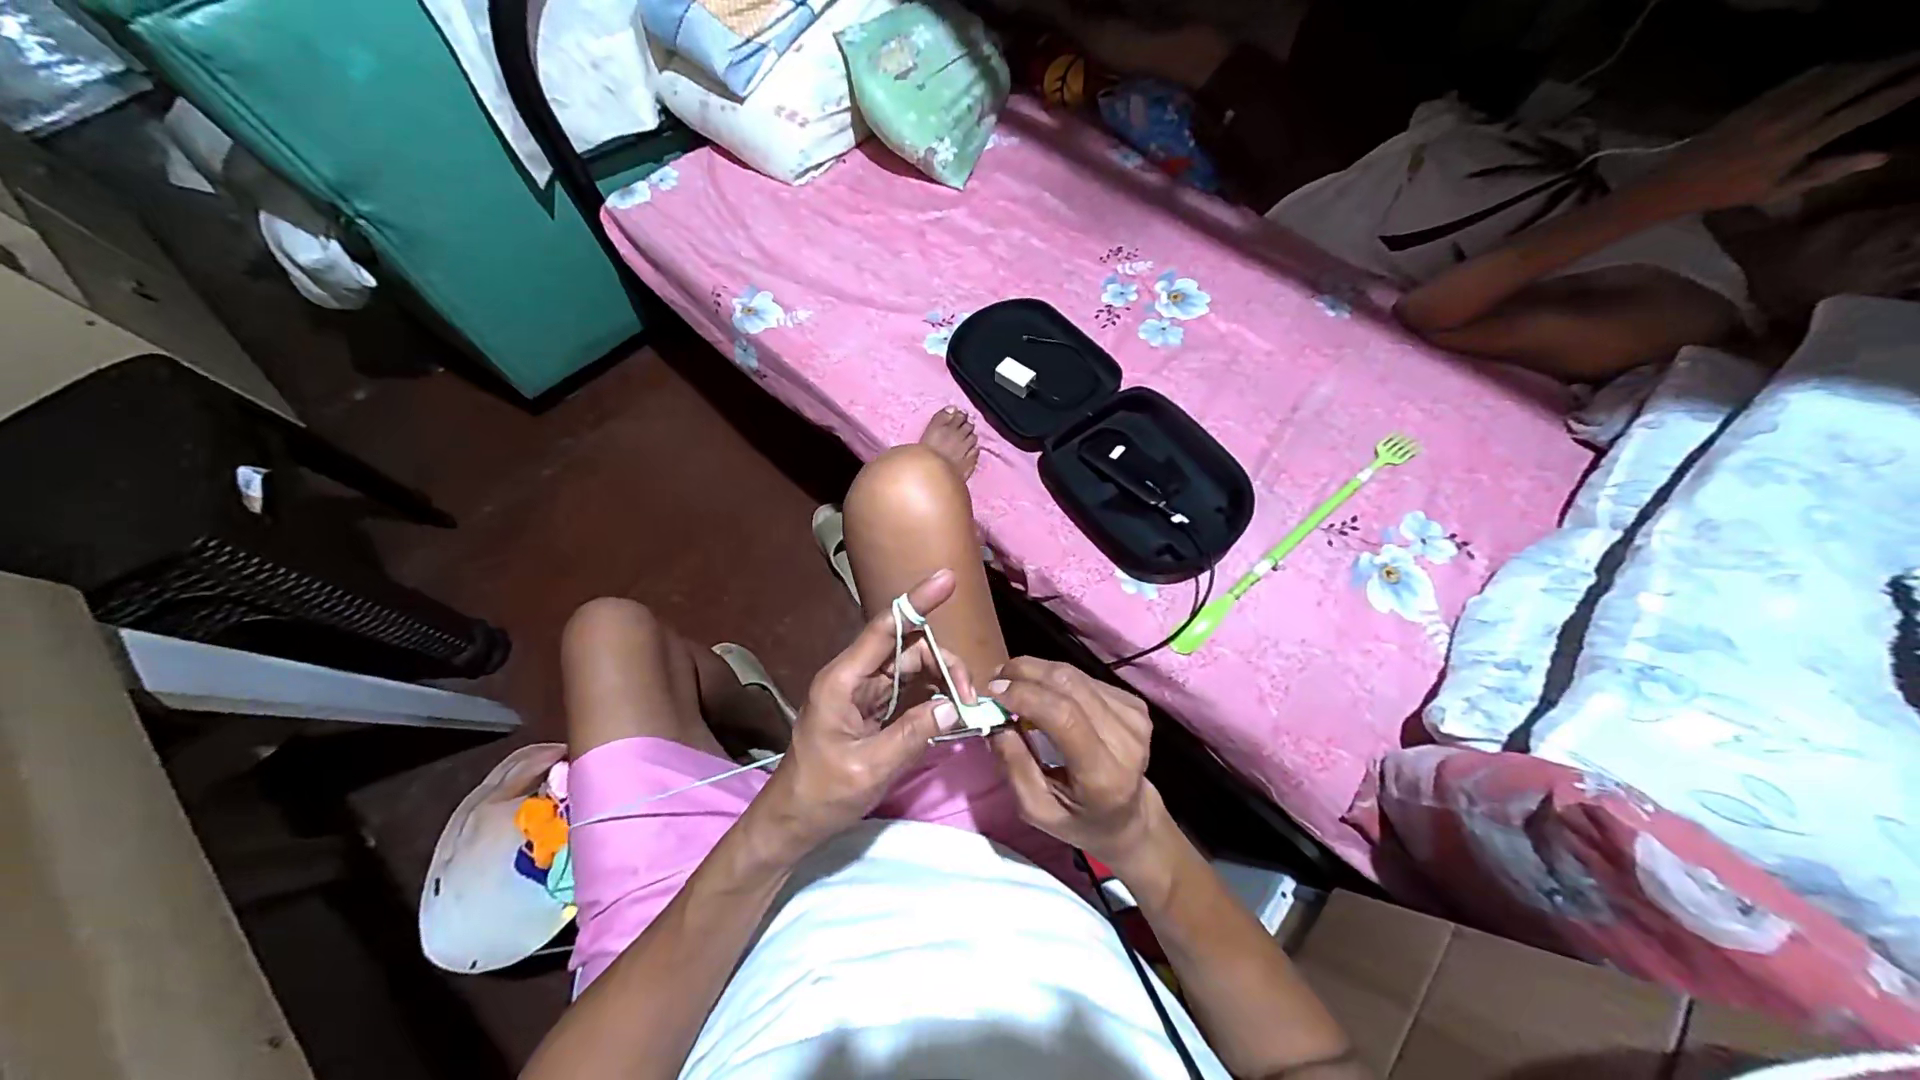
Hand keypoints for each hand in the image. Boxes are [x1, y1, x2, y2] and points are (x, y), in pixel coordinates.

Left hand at [743, 570, 972, 856]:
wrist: (795, 818)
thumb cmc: (823, 792)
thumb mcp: (870, 767)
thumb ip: (912, 734)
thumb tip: (953, 708)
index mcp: (842, 680)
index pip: (883, 628)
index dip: (916, 602)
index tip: (945, 578)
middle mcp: (854, 677)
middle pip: (907, 648)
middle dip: (943, 662)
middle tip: (969, 696)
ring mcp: (864, 691)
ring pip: (912, 666)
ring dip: (942, 678)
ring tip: (965, 704)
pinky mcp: (873, 707)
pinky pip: (909, 688)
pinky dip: (933, 694)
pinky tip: (951, 708)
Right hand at [987, 658, 1165, 869]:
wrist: (1128, 817)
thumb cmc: (1077, 819)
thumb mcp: (1036, 809)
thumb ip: (1013, 765)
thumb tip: (995, 721)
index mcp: (1103, 774)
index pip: (1064, 716)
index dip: (1026, 695)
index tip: (992, 691)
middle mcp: (1125, 739)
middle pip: (1069, 685)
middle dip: (1025, 673)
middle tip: (994, 680)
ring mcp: (1134, 718)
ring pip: (1075, 675)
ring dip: (1037, 671)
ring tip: (1012, 682)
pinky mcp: (1135, 704)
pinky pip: (1085, 678)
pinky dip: (1055, 680)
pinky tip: (1042, 692)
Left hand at [1636, 52, 1919, 213]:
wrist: (1674, 183)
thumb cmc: (1726, 192)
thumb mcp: (1777, 191)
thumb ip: (1828, 172)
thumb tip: (1881, 156)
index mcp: (1800, 144)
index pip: (1864, 110)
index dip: (1901, 89)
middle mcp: (1791, 120)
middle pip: (1854, 82)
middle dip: (1892, 66)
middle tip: (1919, 57)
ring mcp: (1771, 108)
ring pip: (1831, 75)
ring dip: (1864, 64)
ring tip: (1890, 60)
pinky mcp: (1755, 103)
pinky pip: (1801, 78)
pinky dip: (1830, 69)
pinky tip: (1846, 66)